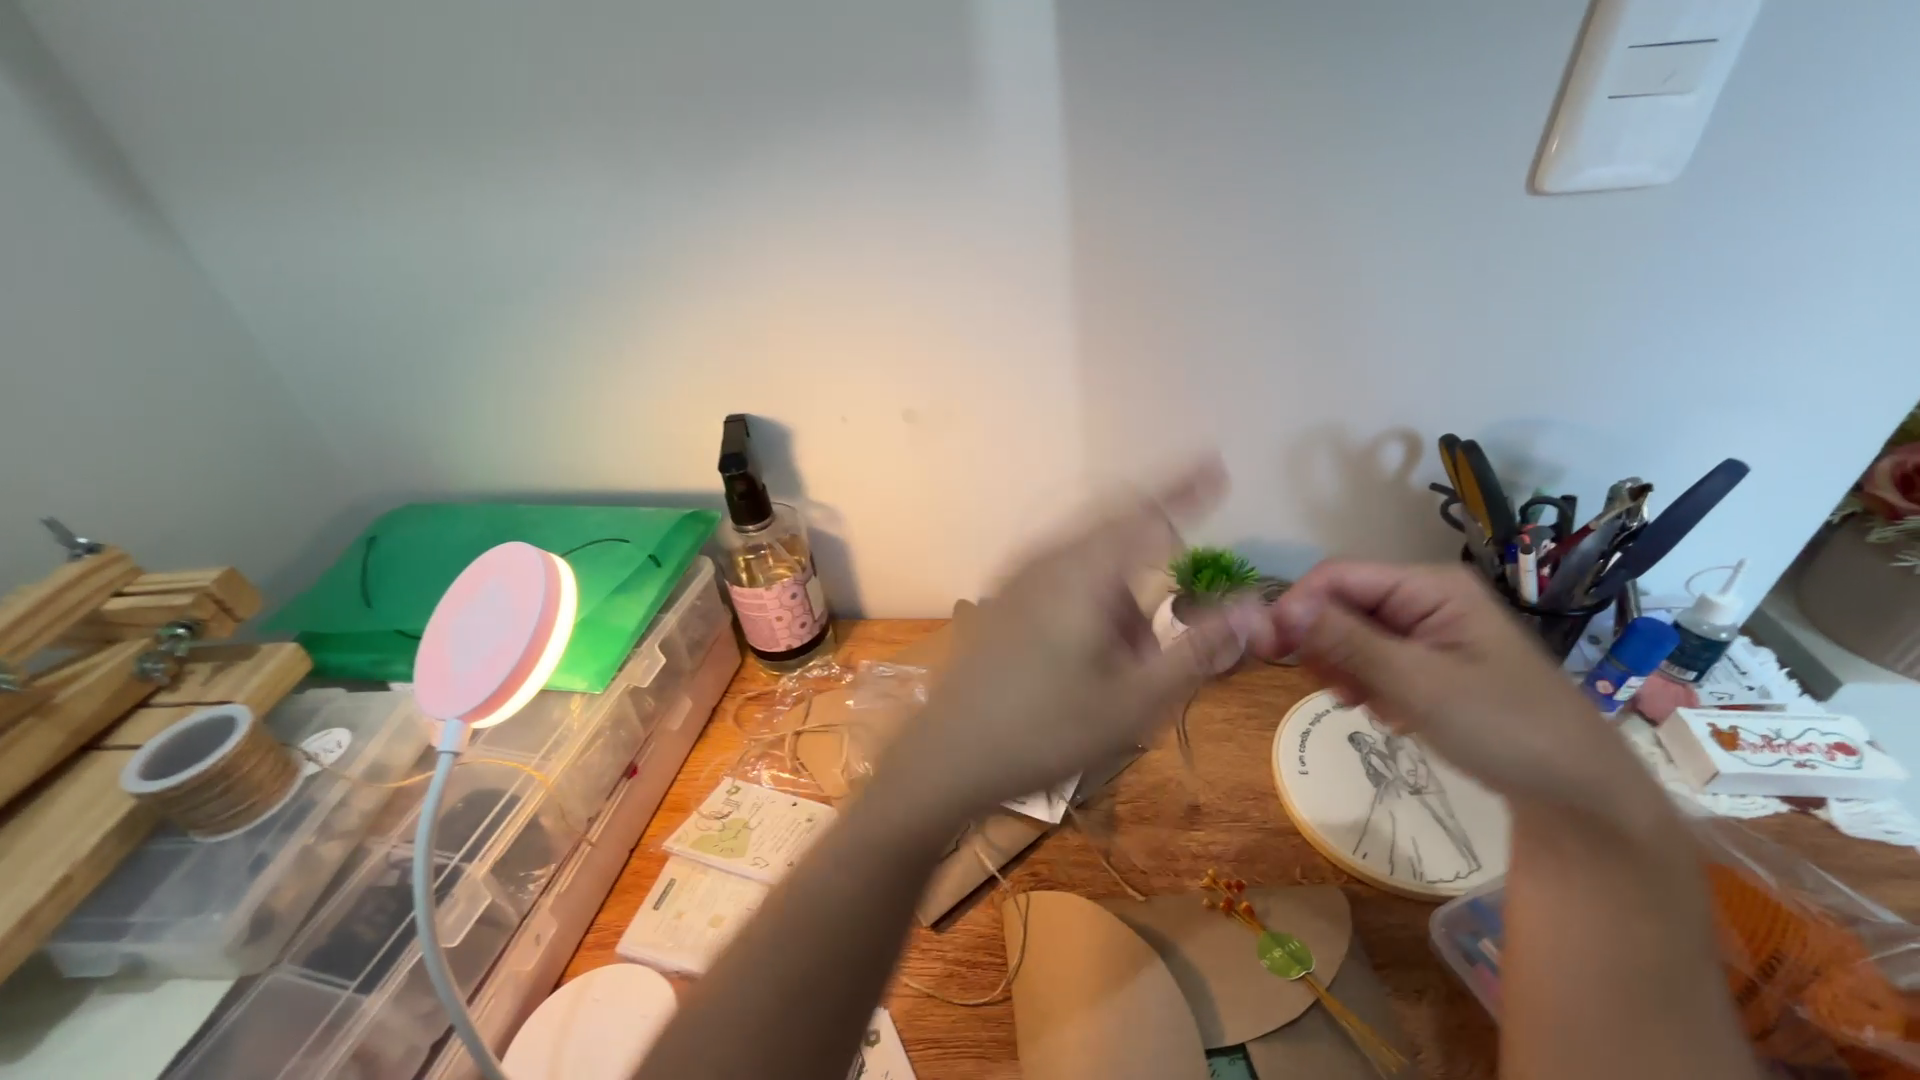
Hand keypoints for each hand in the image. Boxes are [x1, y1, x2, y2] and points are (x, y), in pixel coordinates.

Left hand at [876, 458, 1271, 819]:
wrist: (951, 754)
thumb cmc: (1048, 729)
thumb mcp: (1135, 700)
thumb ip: (1197, 650)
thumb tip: (1254, 610)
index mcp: (1085, 571)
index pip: (1148, 513)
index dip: (1186, 491)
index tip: (1217, 469)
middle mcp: (1048, 559)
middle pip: (1117, 535)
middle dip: (1152, 570)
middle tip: (1162, 632)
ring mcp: (1019, 577)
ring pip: (1089, 564)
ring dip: (1120, 601)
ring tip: (1122, 666)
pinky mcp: (1004, 600)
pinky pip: (1062, 581)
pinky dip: (1092, 606)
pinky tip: (1088, 657)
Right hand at [1260, 561, 1637, 809]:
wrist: (1578, 793)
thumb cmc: (1503, 728)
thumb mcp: (1416, 683)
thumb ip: (1345, 641)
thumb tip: (1278, 608)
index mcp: (1430, 587)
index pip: (1337, 576)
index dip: (1296, 606)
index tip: (1266, 649)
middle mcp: (1427, 599)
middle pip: (1343, 604)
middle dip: (1324, 644)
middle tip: (1330, 689)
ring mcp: (1432, 632)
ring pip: (1353, 636)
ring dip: (1345, 669)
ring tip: (1363, 705)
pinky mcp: (1433, 664)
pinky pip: (1375, 661)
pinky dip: (1367, 685)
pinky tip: (1383, 712)